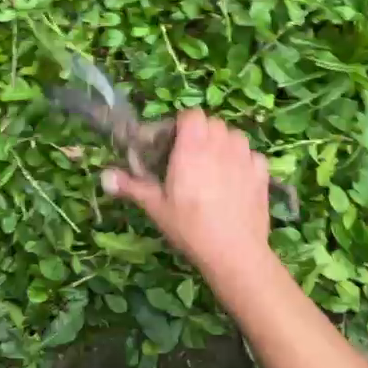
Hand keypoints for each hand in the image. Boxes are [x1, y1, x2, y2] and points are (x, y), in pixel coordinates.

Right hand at [102, 110, 273, 281]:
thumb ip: (132, 186)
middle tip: (189, 156)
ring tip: (213, 165)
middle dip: (201, 133)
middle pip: (213, 122)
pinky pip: (252, 155)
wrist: (234, 252)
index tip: (172, 142)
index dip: (182, 123)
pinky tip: (235, 179)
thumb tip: (104, 176)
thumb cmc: (189, 227)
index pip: (191, 114)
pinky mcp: (263, 174)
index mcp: (191, 148)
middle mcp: (220, 146)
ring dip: (223, 143)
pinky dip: (243, 160)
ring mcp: (245, 158)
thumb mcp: (156, 207)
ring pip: (234, 136)